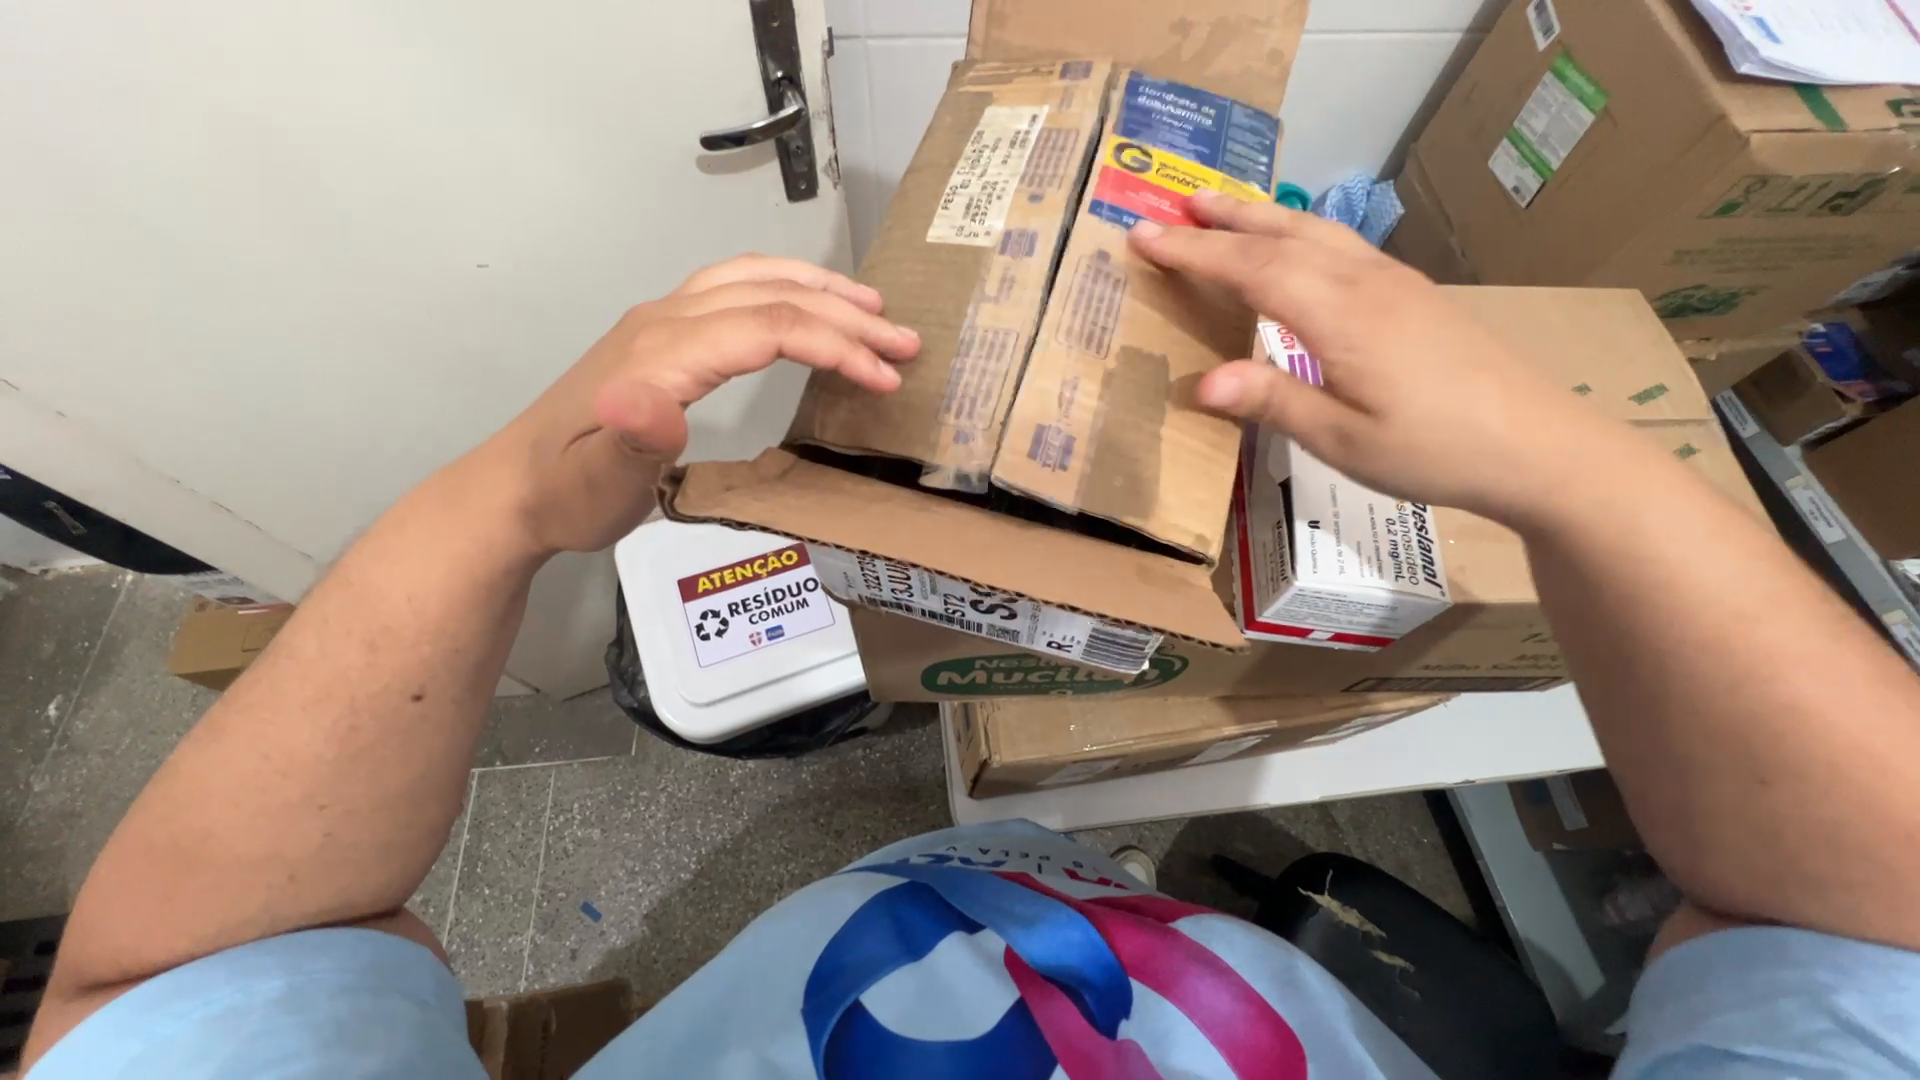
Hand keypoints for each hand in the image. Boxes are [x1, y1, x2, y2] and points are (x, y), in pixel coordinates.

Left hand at [480, 254, 919, 555]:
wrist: (516, 488)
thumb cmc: (567, 496)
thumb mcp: (599, 486)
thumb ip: (631, 441)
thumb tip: (654, 398)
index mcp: (660, 354)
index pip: (766, 327)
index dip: (833, 346)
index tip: (885, 379)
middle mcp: (664, 321)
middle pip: (770, 295)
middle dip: (846, 315)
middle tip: (905, 342)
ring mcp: (661, 321)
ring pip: (753, 280)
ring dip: (820, 289)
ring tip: (873, 309)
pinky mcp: (662, 333)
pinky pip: (735, 289)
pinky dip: (784, 289)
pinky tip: (805, 303)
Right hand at [1129, 192, 1629, 523]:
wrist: (1539, 445)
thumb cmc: (1434, 450)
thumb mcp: (1343, 440)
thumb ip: (1273, 401)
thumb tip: (1197, 382)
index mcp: (1341, 316)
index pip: (1252, 269)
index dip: (1194, 253)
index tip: (1143, 237)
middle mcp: (1365, 284)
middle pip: (1282, 236)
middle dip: (1222, 220)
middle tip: (1173, 206)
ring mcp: (1394, 283)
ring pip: (1315, 233)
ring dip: (1260, 218)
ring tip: (1220, 208)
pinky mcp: (1411, 295)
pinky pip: (1339, 245)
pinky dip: (1297, 233)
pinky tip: (1293, 244)